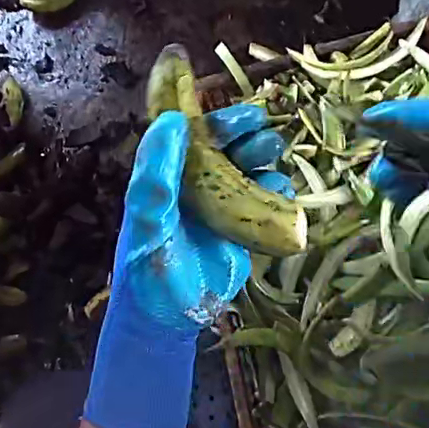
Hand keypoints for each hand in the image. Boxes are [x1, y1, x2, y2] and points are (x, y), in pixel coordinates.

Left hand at [83, 106, 290, 427]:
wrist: (168, 318)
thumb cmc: (149, 266)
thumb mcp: (148, 219)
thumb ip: (156, 173)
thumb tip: (170, 120)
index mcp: (169, 176)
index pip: (191, 134)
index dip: (213, 117)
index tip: (232, 109)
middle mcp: (196, 185)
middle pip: (225, 146)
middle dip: (244, 132)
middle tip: (260, 129)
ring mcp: (221, 205)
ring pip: (247, 168)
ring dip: (261, 154)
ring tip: (270, 151)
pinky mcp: (241, 228)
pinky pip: (264, 200)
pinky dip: (276, 190)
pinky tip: (281, 186)